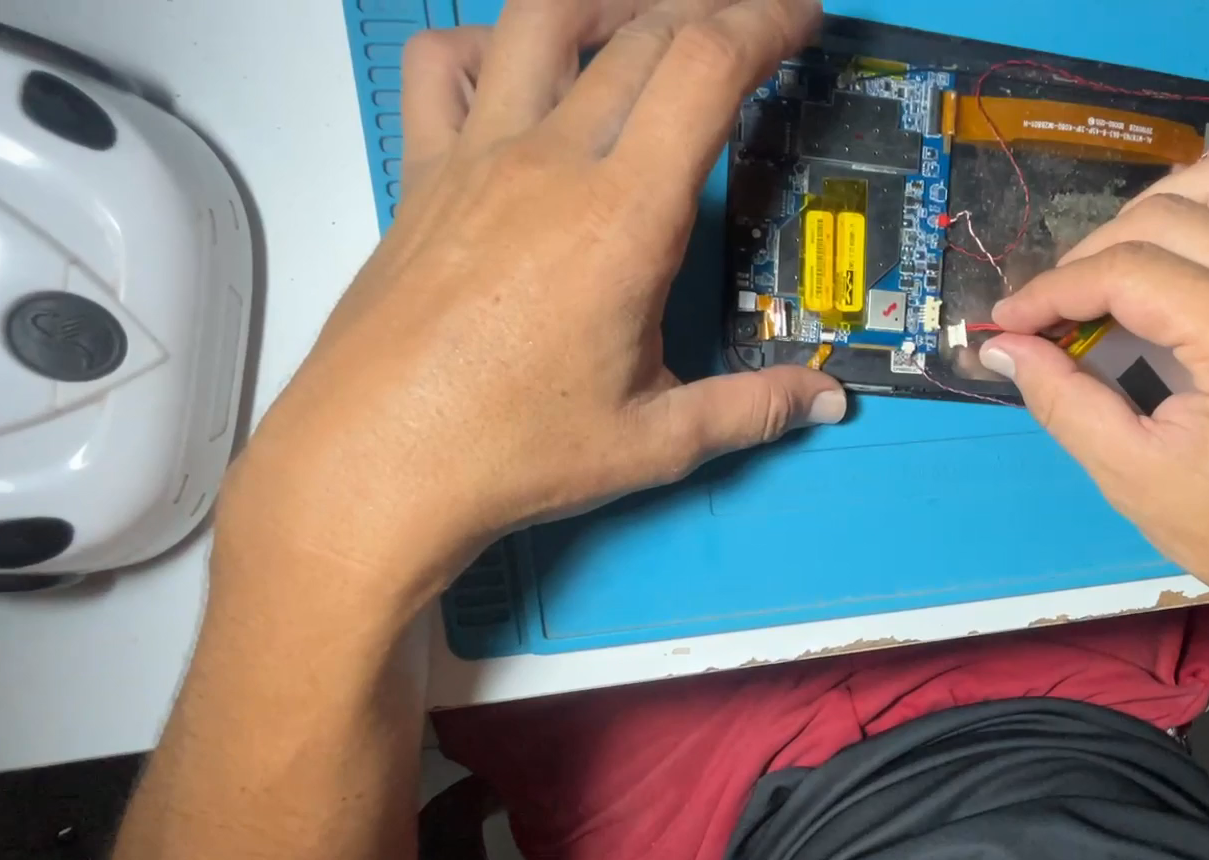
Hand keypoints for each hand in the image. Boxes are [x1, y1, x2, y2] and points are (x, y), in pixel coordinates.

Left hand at [218, 0, 841, 613]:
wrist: (377, 463)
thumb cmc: (520, 452)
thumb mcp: (658, 440)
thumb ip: (754, 409)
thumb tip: (832, 400)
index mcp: (623, 220)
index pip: (705, 69)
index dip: (764, 24)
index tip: (801, 19)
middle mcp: (551, 163)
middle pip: (642, 32)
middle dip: (713, 10)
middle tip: (753, 27)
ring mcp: (477, 158)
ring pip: (543, 19)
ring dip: (612, 4)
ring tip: (654, 22)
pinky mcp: (424, 175)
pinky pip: (449, 65)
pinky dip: (496, 44)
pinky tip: (525, 75)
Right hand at [978, 137, 1208, 645]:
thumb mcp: (1128, 474)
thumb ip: (1061, 400)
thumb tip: (1002, 345)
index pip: (1132, 273)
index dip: (1054, 290)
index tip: (1008, 322)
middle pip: (1169, 219)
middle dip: (1087, 259)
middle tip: (1047, 314)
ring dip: (1150, 210)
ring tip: (1107, 268)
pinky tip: (1206, 193)